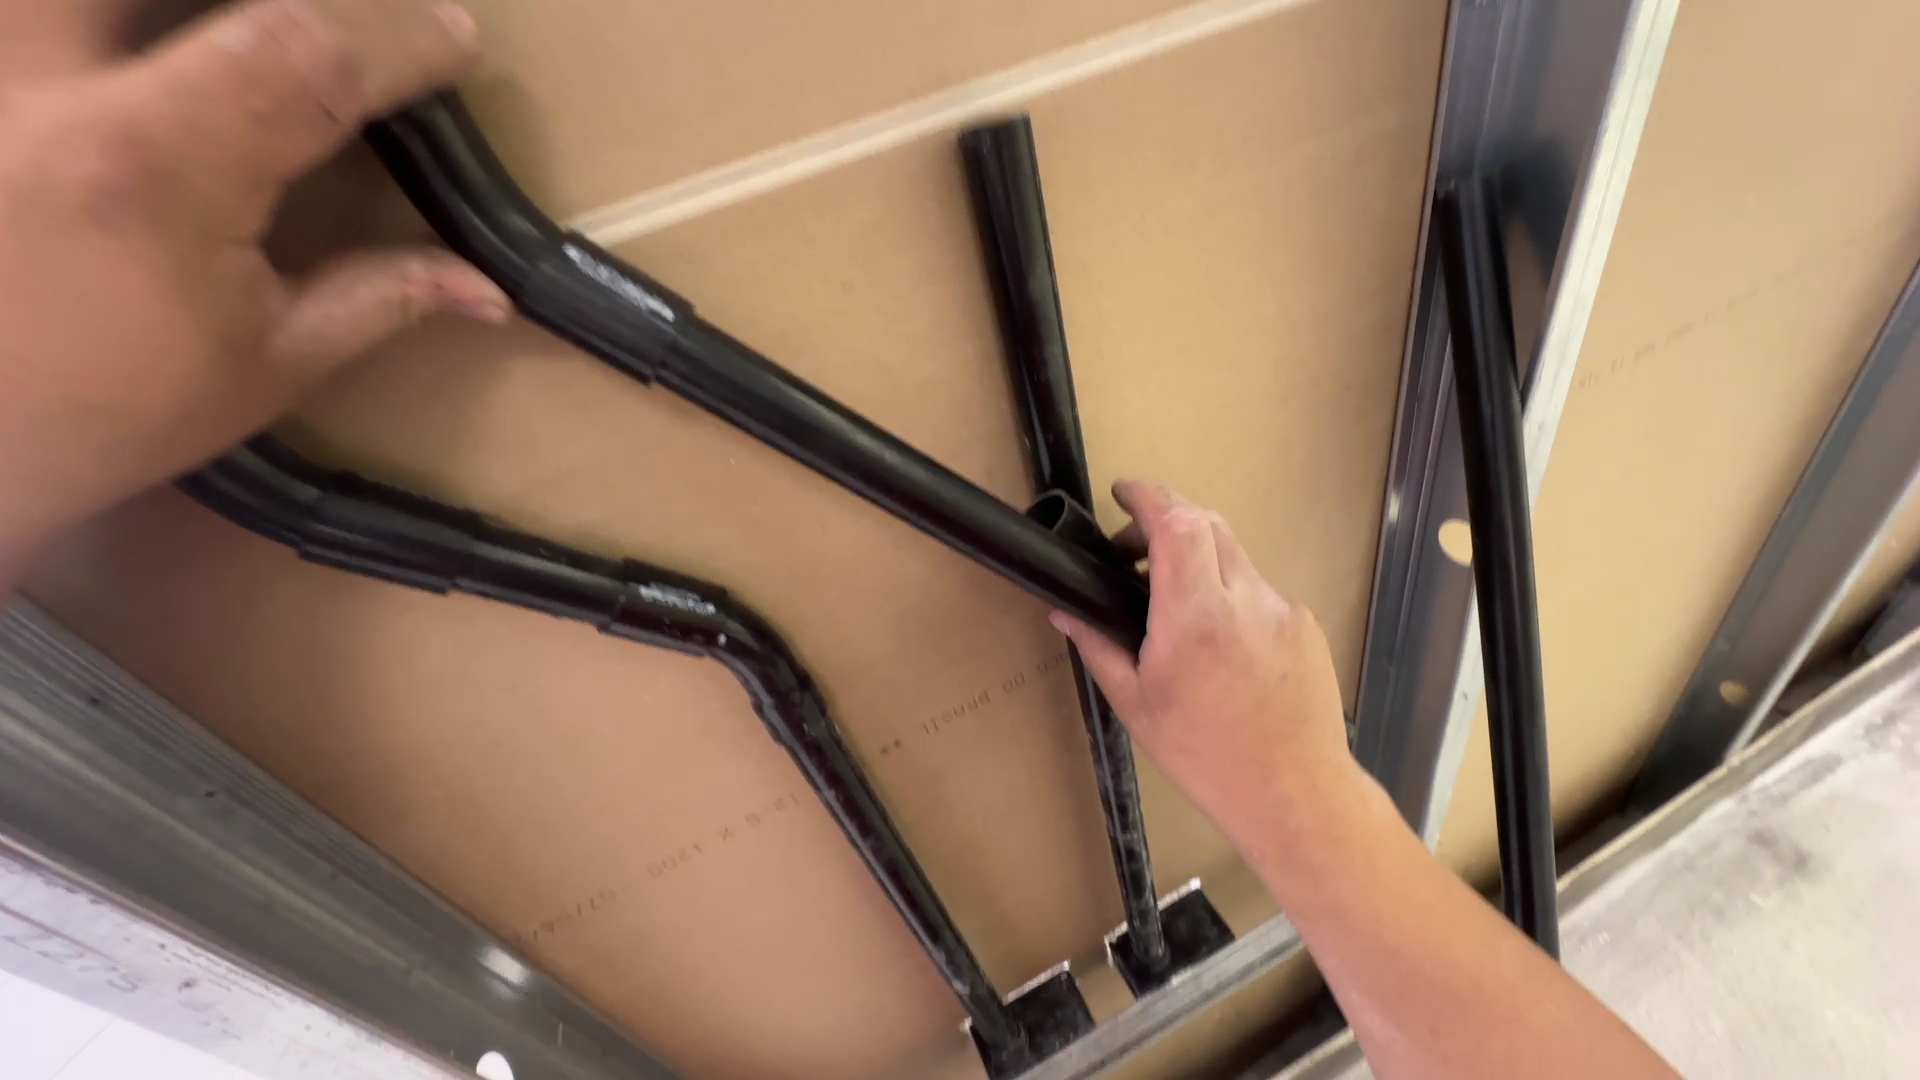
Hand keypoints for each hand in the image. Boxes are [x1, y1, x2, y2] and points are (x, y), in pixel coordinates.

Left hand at [0, 0, 503, 572]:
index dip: (393, 35)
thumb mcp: (269, 362)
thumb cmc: (100, 409)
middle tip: (339, 18)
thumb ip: (382, 298)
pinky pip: (30, 12)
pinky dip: (91, 21)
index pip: (298, 54)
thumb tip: (490, 289)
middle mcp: (20, 72)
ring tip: (226, 41)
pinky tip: (140, 47)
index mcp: (148, 167)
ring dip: (170, 8)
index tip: (453, 35)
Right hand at [1050, 482, 1358, 852]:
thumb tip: (1062, 610)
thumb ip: (1098, 644)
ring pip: (1232, 551)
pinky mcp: (1303, 622)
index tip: (1123, 494)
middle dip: (1165, 520)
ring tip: (1171, 601)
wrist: (1293, 792)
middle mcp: (1244, 599)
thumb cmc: (1204, 753)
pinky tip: (1216, 636)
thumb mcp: (1135, 702)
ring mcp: (1282, 607)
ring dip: (1195, 556)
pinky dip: (1226, 588)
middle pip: (1206, 522)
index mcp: (1195, 617)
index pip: (1177, 524)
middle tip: (1132, 552)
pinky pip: (1256, 585)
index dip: (1148, 496)